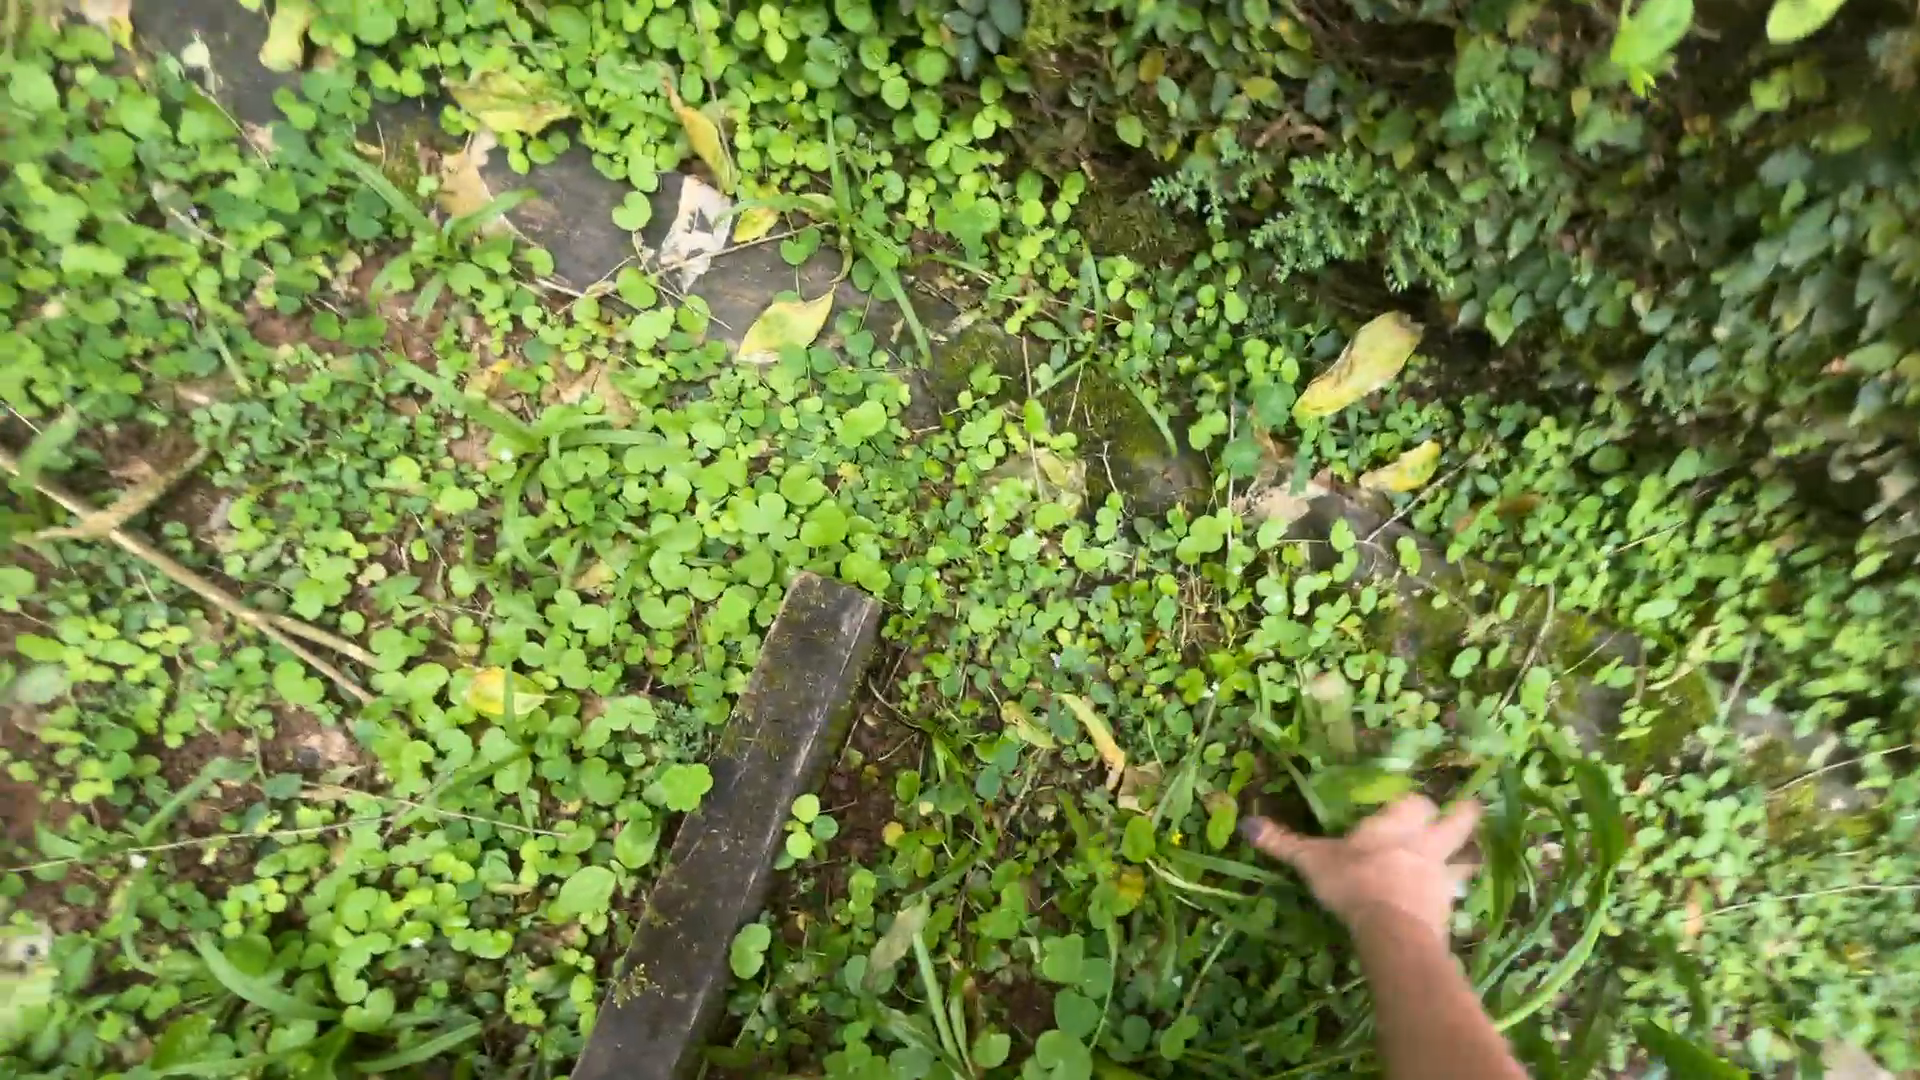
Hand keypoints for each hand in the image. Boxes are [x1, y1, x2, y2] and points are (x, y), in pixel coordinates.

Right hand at [1242, 795, 1481, 940]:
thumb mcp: (1311, 860)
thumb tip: (1247, 824)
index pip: (1416, 802)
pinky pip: (1458, 897)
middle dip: (1464, 816)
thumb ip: (1283, 842)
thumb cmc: (1353, 881)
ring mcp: (1442, 879)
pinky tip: (1448, 901)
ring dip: (1466, 858)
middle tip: (1471, 808)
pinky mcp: (1449, 911)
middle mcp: (1425, 845)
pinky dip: (1455, 896)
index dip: (1416, 801)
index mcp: (1395, 825)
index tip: (1416, 800)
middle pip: (1458, 824)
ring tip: (1466, 857)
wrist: (1392, 931)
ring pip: (1466, 861)